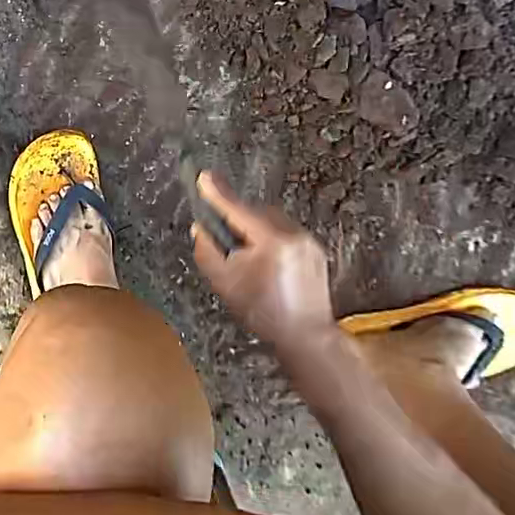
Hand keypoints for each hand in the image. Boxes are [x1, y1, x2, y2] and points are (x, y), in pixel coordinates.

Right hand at [190, 171, 334, 348]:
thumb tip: (201, 229)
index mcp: (272, 241)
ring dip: (253, 229)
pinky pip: (284, 232)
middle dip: (237, 219)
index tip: (204, 177)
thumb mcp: (224, 282)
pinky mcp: (314, 250)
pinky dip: (269, 238)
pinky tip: (262, 260)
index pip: (238, 210)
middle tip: (222, 236)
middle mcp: (293, 235)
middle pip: (255, 213)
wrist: (306, 337)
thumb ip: (207, 250)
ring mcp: (307, 242)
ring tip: (244, 254)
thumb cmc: (263, 312)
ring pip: (270, 221)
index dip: (218, 194)